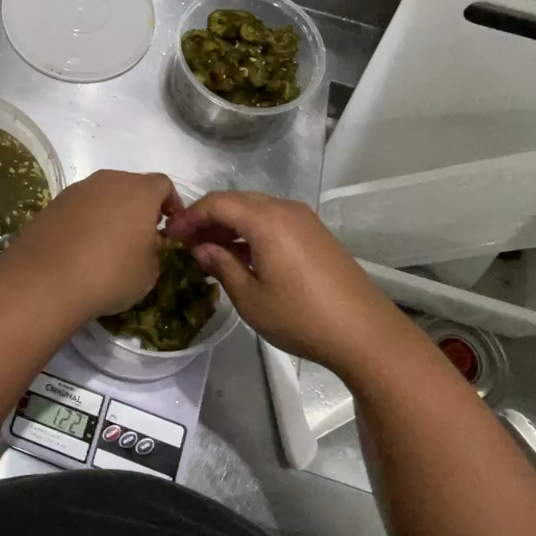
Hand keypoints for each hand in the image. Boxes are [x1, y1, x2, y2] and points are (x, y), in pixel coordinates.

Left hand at [3, 170, 179, 317]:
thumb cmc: (110, 274)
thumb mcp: (149, 271)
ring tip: (109, 244)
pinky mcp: (53, 203)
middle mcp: (109, 180)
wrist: (46, 279)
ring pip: (103, 195)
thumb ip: (154, 249)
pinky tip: (82, 247)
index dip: (171, 204)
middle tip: (140, 236)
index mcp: (140, 191)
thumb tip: (145, 241)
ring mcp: (77, 189)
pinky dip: (86, 221)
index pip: (163, 185)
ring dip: (111, 213)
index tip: (170, 226)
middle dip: (139, 207)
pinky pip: (80, 207)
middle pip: (131, 186)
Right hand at [166, 192, 403, 367]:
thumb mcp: (250, 298)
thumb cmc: (301, 317)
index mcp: (266, 220)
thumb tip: (201, 248)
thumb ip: (222, 266)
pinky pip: (274, 221)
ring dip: (230, 224)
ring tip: (209, 250)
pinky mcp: (316, 235)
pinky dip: (251, 231)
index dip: (190, 216)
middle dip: (208, 218)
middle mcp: (285, 210)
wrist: (365, 333)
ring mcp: (305, 221)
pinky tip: (242, 255)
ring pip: (256, 210)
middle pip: (236, 201)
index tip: (170, 234)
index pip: (217, 203)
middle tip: (186, 241)